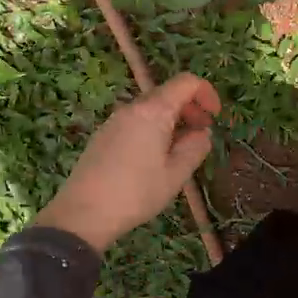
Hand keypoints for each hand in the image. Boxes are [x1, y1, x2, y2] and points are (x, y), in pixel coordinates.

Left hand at [33, 75, 220, 250]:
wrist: (82, 215)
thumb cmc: (136, 192)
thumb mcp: (177, 174)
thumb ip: (195, 147)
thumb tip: (202, 133)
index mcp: (153, 111)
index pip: (186, 83)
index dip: (207, 94)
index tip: (215, 117)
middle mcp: (131, 109)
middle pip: (168, 94)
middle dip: (191, 109)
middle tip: (202, 135)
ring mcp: (113, 122)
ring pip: (151, 109)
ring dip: (173, 121)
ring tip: (180, 150)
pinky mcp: (102, 137)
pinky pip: (136, 121)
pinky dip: (154, 129)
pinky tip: (155, 158)